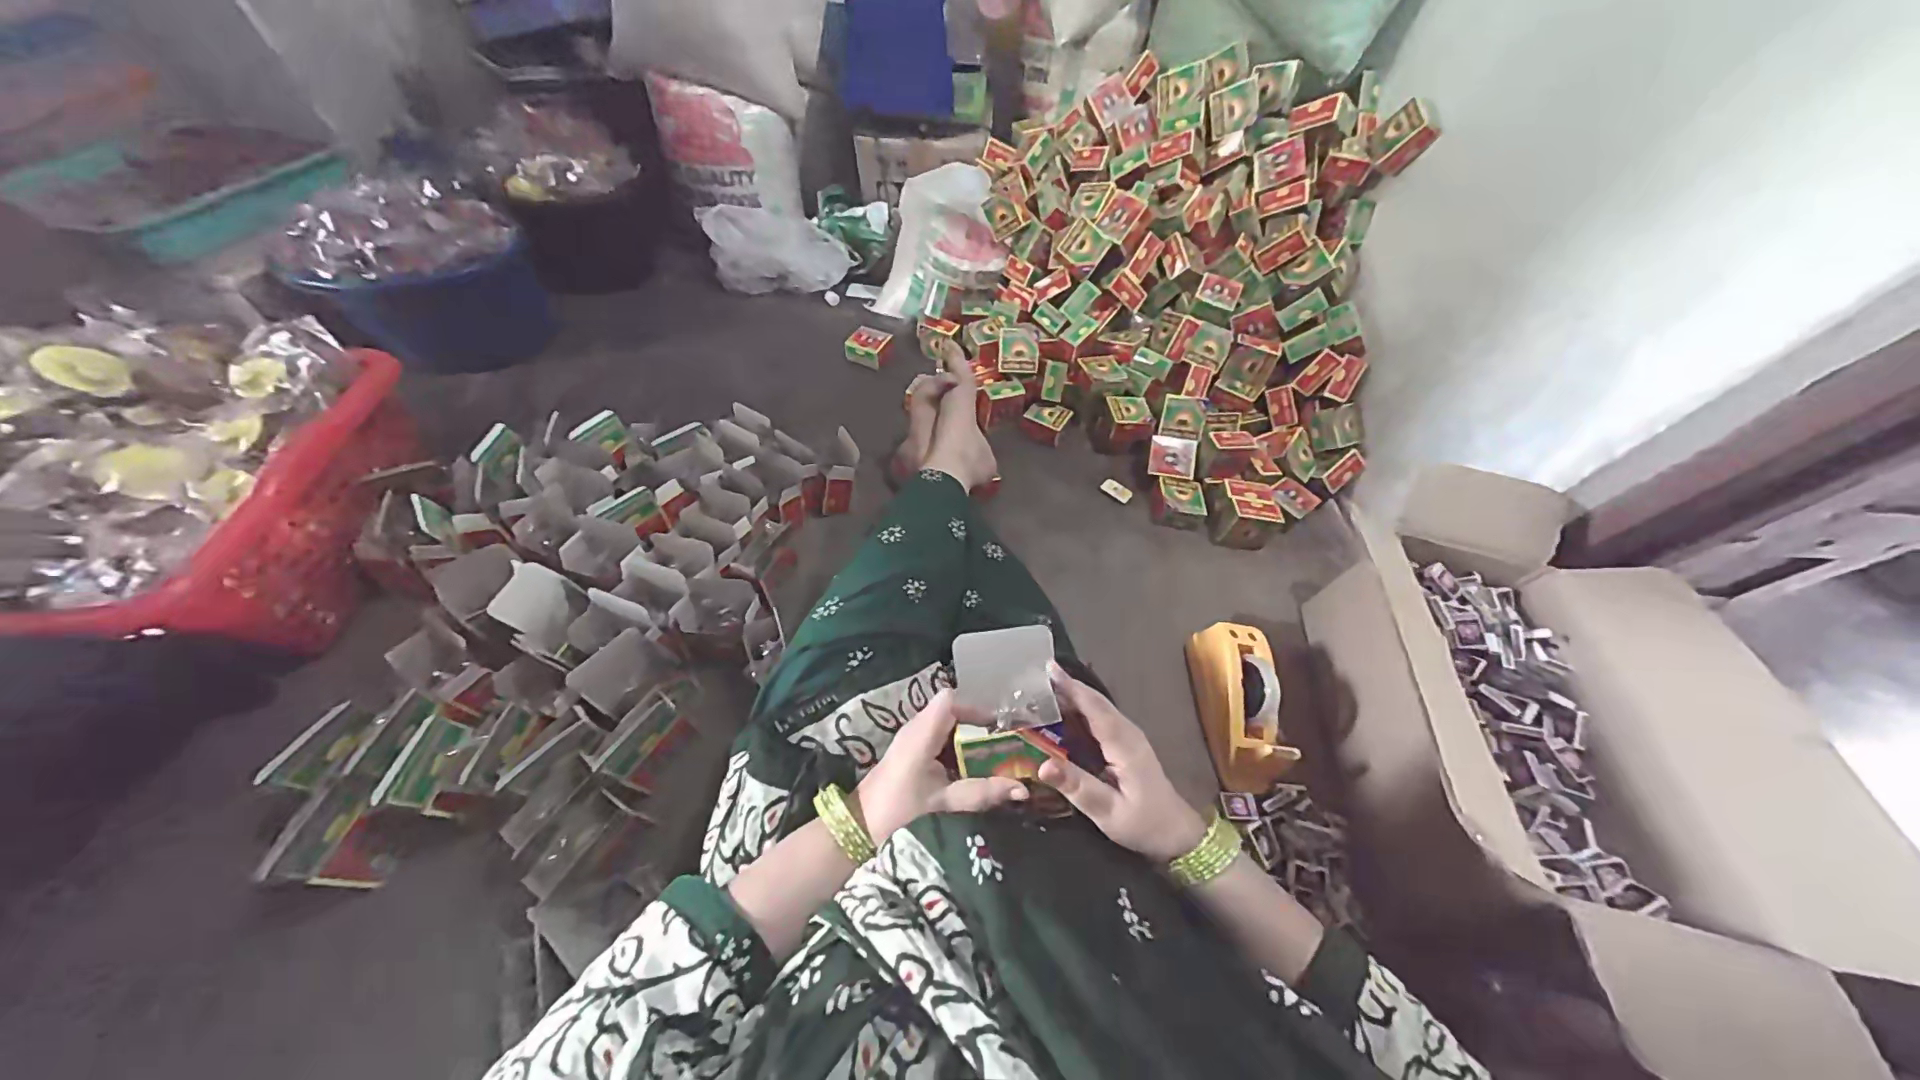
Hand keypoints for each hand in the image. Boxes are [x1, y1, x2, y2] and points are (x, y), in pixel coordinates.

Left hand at [854, 689, 1027, 841]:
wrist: (859, 826)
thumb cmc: (899, 811)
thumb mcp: (944, 802)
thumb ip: (982, 793)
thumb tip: (1022, 789)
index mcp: (921, 733)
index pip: (949, 700)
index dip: (976, 707)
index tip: (999, 727)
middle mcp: (915, 729)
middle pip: (951, 709)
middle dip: (978, 722)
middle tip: (1003, 742)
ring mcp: (911, 739)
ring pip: (945, 723)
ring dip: (968, 735)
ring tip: (993, 754)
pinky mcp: (910, 751)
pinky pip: (938, 736)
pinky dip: (957, 746)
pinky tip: (971, 767)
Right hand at [1038, 664, 1208, 861]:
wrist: (1176, 834)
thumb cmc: (1143, 824)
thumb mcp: (1107, 811)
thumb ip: (1076, 786)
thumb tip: (1042, 764)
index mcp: (1124, 744)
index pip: (1094, 707)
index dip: (1071, 687)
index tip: (1046, 669)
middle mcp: (1127, 732)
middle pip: (1094, 701)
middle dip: (1066, 685)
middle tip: (1033, 675)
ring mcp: (1128, 736)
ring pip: (1097, 706)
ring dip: (1072, 693)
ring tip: (1041, 687)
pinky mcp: (1125, 742)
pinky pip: (1099, 717)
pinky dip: (1079, 707)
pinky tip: (1061, 709)